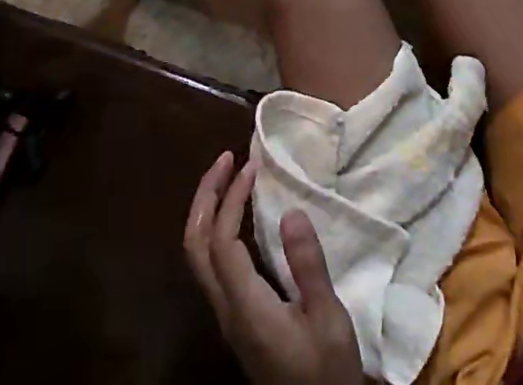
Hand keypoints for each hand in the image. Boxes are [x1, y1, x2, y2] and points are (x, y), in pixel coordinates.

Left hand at [185, 153, 364, 384]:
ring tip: (228, 179)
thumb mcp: (327, 318)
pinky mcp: (235, 320)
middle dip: (204, 197)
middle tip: (225, 159)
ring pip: (197, 257)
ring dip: (206, 212)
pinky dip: (216, 230)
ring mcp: (227, 317)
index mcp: (245, 307)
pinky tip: (238, 218)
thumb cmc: (325, 371)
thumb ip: (307, 266)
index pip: (221, 242)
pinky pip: (211, 266)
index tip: (252, 166)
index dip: (231, 199)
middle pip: (195, 246)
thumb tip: (292, 210)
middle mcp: (225, 309)